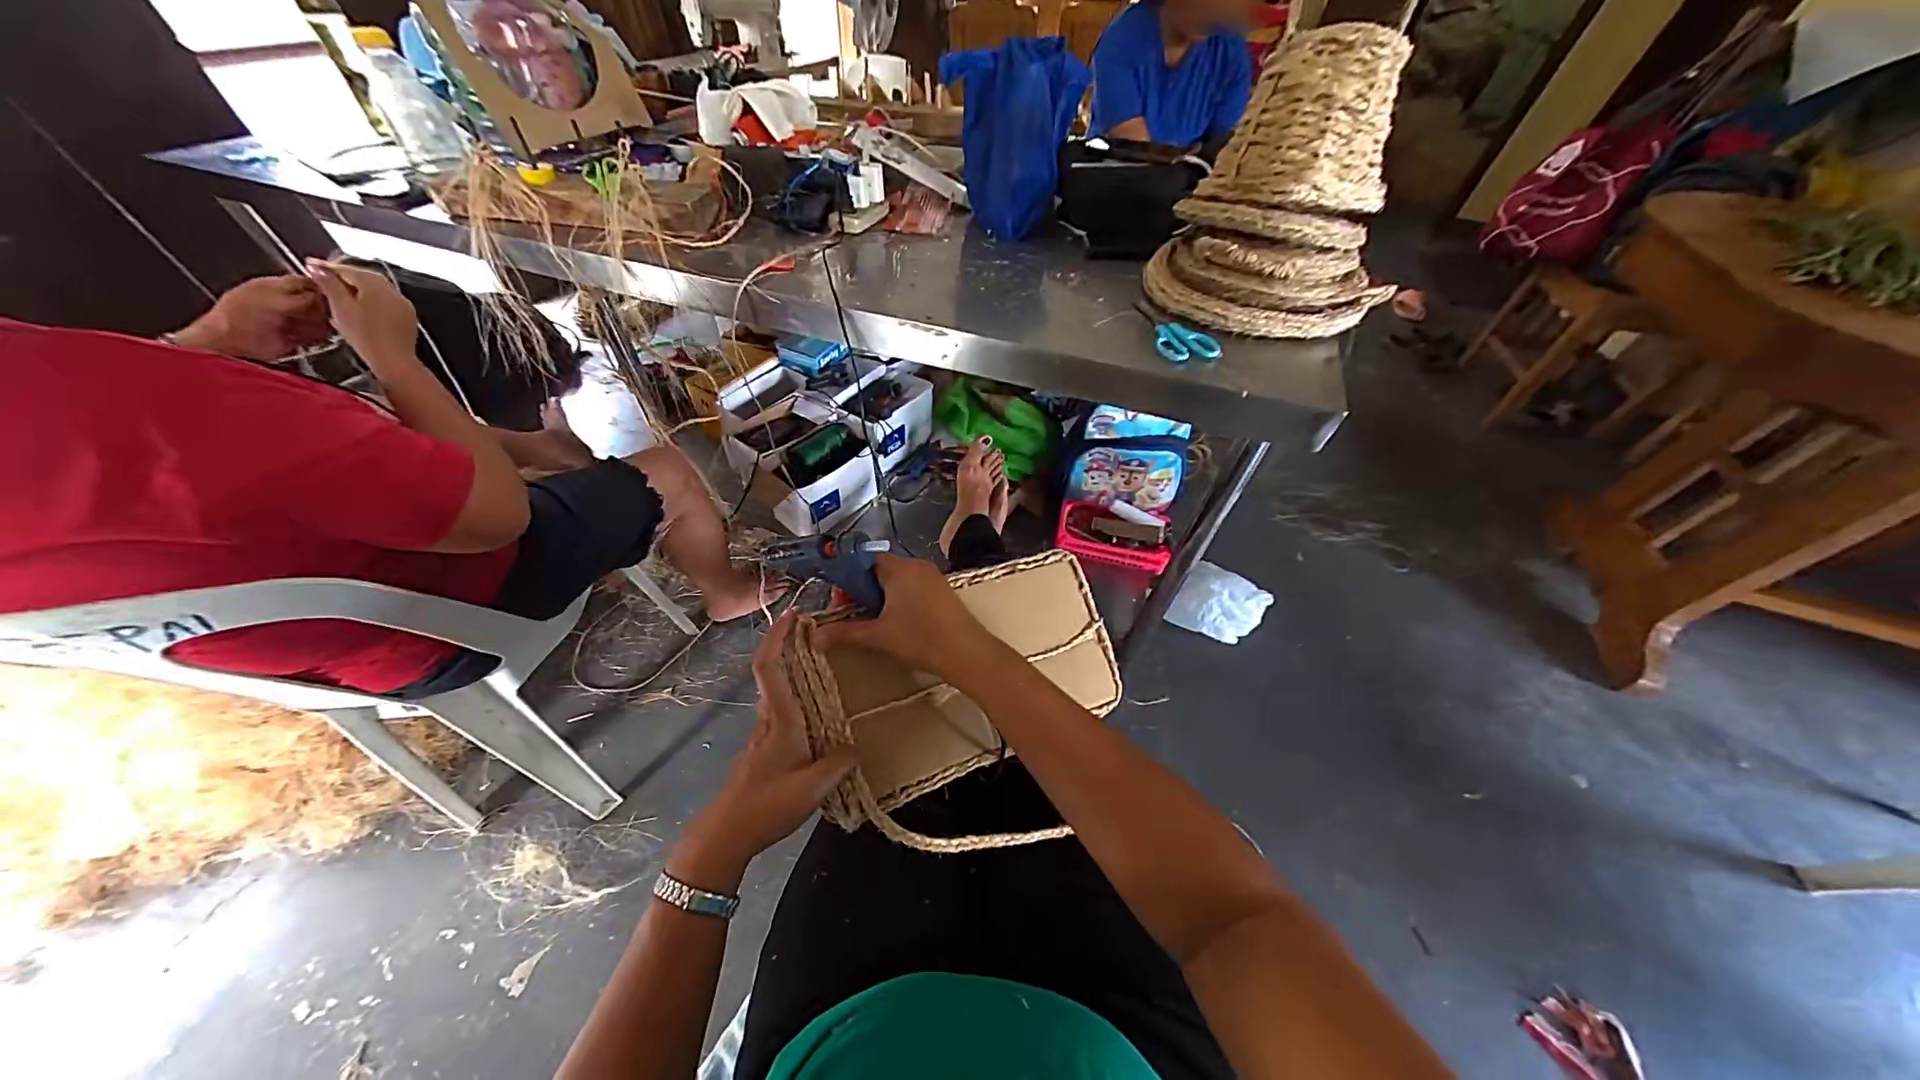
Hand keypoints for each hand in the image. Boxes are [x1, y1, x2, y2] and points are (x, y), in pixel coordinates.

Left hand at [170, 275, 330, 359]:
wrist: (230, 348)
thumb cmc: (240, 319)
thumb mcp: (276, 301)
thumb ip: (304, 297)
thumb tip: (329, 295)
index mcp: (271, 286)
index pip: (306, 282)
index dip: (323, 288)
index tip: (337, 297)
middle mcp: (280, 302)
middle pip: (316, 301)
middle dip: (324, 308)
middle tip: (328, 315)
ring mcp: (286, 321)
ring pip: (318, 319)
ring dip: (322, 323)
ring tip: (319, 327)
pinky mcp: (292, 338)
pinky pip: (315, 335)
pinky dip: (320, 336)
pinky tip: (316, 337)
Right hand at [305, 259, 419, 362]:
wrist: (394, 360)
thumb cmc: (365, 334)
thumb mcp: (341, 307)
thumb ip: (330, 285)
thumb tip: (317, 268)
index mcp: (377, 286)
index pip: (350, 270)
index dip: (328, 267)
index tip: (310, 264)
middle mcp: (394, 292)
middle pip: (367, 277)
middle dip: (345, 275)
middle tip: (324, 276)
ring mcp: (404, 305)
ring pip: (378, 290)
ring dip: (358, 287)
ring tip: (338, 291)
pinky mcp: (408, 318)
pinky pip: (386, 302)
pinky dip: (371, 300)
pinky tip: (358, 306)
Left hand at [671, 611, 858, 890]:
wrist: (724, 836)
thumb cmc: (767, 806)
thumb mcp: (815, 788)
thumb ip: (839, 762)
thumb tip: (853, 747)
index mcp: (780, 721)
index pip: (771, 667)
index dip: (779, 636)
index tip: (794, 614)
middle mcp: (768, 720)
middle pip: (770, 670)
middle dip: (786, 642)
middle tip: (812, 627)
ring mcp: (762, 735)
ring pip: (775, 690)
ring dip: (790, 667)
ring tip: (818, 660)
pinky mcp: (763, 750)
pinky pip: (780, 709)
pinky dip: (793, 693)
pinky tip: (814, 707)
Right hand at [816, 554, 1008, 690]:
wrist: (967, 653)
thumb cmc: (920, 639)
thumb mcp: (878, 636)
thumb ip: (845, 633)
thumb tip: (815, 638)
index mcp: (898, 569)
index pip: (865, 560)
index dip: (848, 578)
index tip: (841, 601)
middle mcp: (916, 566)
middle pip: (880, 570)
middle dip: (863, 590)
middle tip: (854, 614)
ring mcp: (934, 578)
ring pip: (898, 580)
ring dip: (882, 597)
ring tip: (875, 622)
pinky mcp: (944, 592)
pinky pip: (914, 588)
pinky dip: (901, 600)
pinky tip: (899, 624)